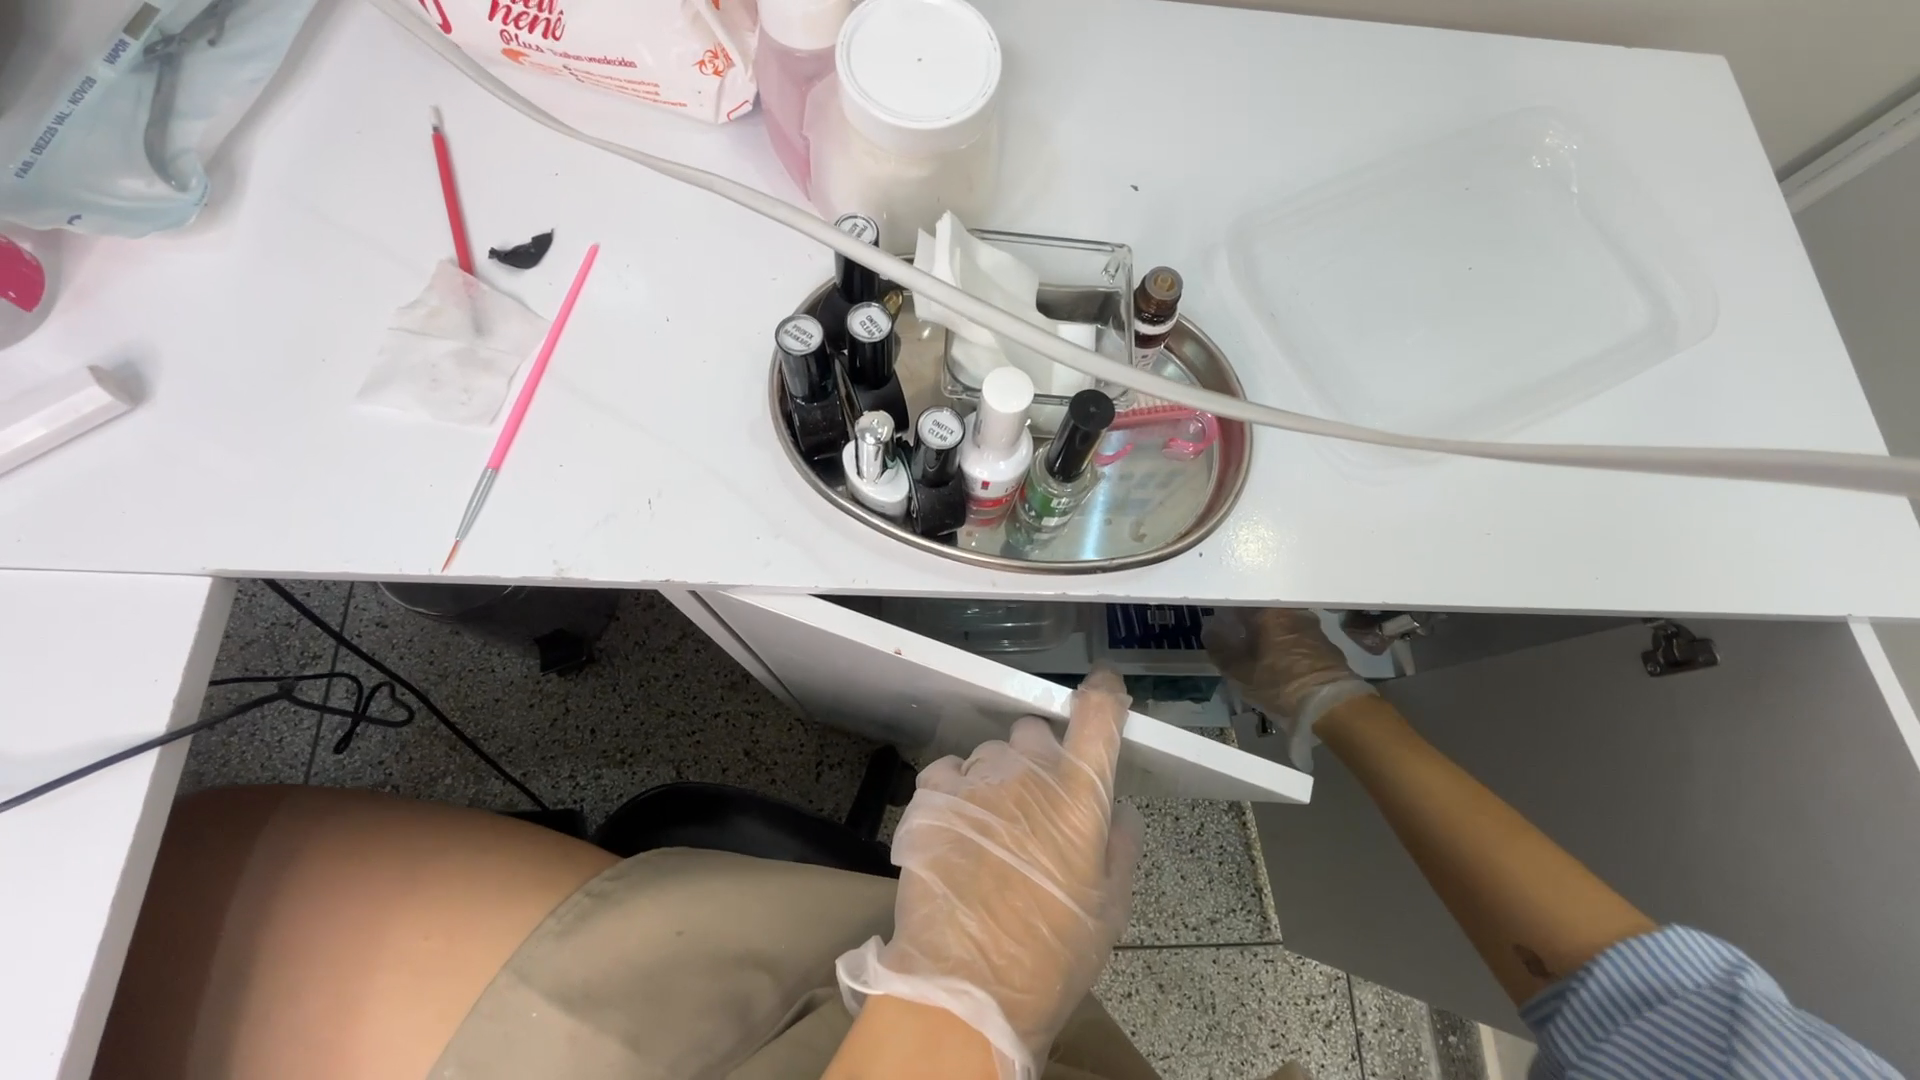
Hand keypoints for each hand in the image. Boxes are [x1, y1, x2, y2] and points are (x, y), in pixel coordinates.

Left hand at [836, 669, 1144, 1079]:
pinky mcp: (932, 796)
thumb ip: (1119, 844)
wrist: (967, 986)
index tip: (1103, 687)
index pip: (1097, 717)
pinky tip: (955, 831)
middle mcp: (1027, 773)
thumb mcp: (1111, 907)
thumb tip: (1116, 807)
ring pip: (989, 754)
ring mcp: (976, 780)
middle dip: (1038, 758)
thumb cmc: (1051, 954)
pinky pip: (947, 773)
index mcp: (1078, 795)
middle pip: (1034, 733)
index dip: (1103, 694)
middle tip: (1035, 805)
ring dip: (995, 779)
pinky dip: (954, 791)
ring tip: (989, 830)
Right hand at [1205, 608, 1376, 765]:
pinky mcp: (1327, 645)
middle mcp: (1292, 612)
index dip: (1226, 615)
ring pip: (1282, 625)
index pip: (1239, 603)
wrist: (1333, 705)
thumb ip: (1220, 647)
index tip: (1220, 629)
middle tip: (1238, 645)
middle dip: (1249, 626)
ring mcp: (1313, 627)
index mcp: (1267, 613)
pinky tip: (1282, 666)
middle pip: (1263, 613)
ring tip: (1260, 658)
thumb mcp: (1239, 671)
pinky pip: (1298, 638)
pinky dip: (1287, 646)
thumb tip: (1210, 629)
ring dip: (1269, 636)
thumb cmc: (1280, 684)